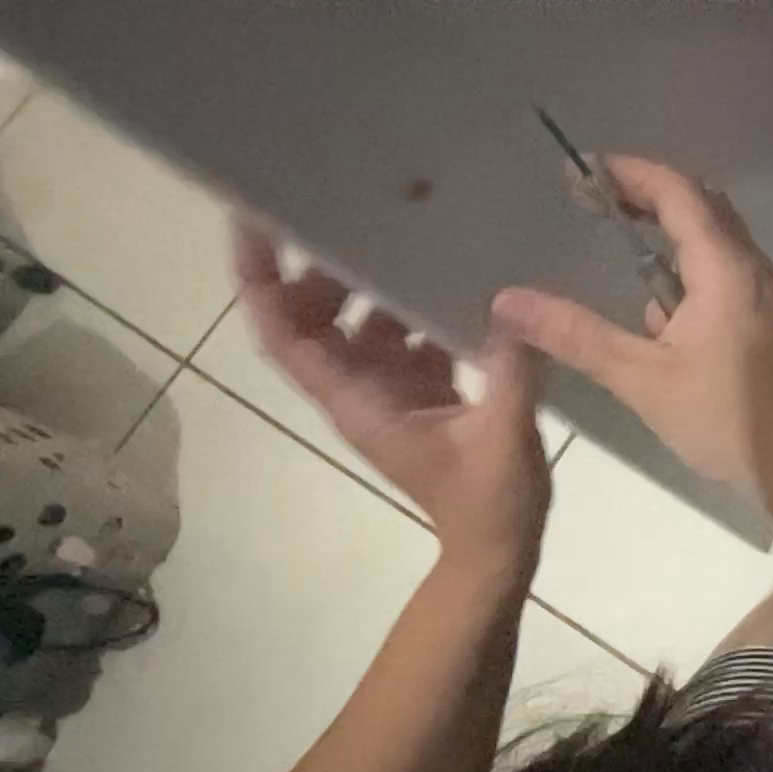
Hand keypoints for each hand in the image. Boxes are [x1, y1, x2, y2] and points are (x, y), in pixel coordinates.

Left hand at [232, 219, 550, 576]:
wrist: (498, 550)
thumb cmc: (490, 503)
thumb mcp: (504, 436)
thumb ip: (509, 372)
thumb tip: (516, 307)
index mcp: (360, 403)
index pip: (285, 335)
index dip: (260, 278)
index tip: (257, 220)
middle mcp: (365, 393)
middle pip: (318, 323)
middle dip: (325, 274)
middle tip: (361, 224)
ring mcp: (396, 397)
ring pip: (366, 332)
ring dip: (380, 294)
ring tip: (414, 249)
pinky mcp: (429, 402)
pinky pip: (412, 348)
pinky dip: (424, 321)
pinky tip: (461, 298)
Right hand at [488, 157, 772, 505]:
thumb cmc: (723, 423)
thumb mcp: (642, 379)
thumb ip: (577, 335)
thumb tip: (508, 300)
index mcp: (728, 272)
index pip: (679, 191)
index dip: (630, 173)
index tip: (582, 176)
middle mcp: (756, 272)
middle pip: (703, 207)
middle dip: (649, 198)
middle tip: (597, 208)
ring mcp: (770, 297)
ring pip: (719, 243)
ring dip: (672, 240)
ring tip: (623, 261)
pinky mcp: (771, 323)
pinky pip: (729, 276)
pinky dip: (693, 275)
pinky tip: (663, 318)